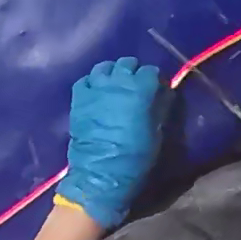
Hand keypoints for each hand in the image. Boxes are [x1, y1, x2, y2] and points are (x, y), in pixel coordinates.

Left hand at [57, 57, 162, 227]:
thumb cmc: (135, 158)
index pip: (150, 71)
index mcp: (140, 91)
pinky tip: (96, 91)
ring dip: (111, 73)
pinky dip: (91, 82)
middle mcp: (117, 83)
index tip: (154, 87)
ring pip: (103, 67)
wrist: (100, 176)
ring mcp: (95, 88)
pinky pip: (85, 80)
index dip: (153, 78)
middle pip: (126, 63)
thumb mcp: (157, 134)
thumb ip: (159, 109)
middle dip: (132, 71)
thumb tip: (163, 93)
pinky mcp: (78, 98)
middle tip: (134, 84)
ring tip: (113, 84)